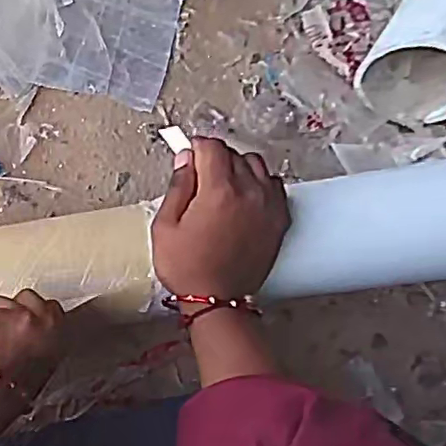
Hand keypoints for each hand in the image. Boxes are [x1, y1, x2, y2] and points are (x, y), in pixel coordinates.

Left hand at [0, 290, 65, 445]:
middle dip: (20, 309)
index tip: (34, 324)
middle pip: (28, 298)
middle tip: (11, 329)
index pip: (53, 309)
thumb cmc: (9, 394)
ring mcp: (5, 313)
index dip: (41, 316)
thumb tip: (33, 348)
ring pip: (3, 302)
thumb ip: (41, 350)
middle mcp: (31, 318)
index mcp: (54, 333)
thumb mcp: (41, 373)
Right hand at [153, 138, 289, 299]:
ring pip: (256, 165)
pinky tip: (242, 198)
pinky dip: (257, 183)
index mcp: (218, 191)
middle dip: (214, 159)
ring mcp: (269, 204)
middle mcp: (249, 191)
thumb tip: (186, 160)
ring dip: (237, 168)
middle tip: (198, 177)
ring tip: (221, 187)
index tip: (187, 153)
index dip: (196, 146)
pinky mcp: (280, 218)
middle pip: (234, 154)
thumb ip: (177, 188)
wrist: (217, 298)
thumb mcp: (165, 227)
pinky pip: (273, 185)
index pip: (211, 148)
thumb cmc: (186, 267)